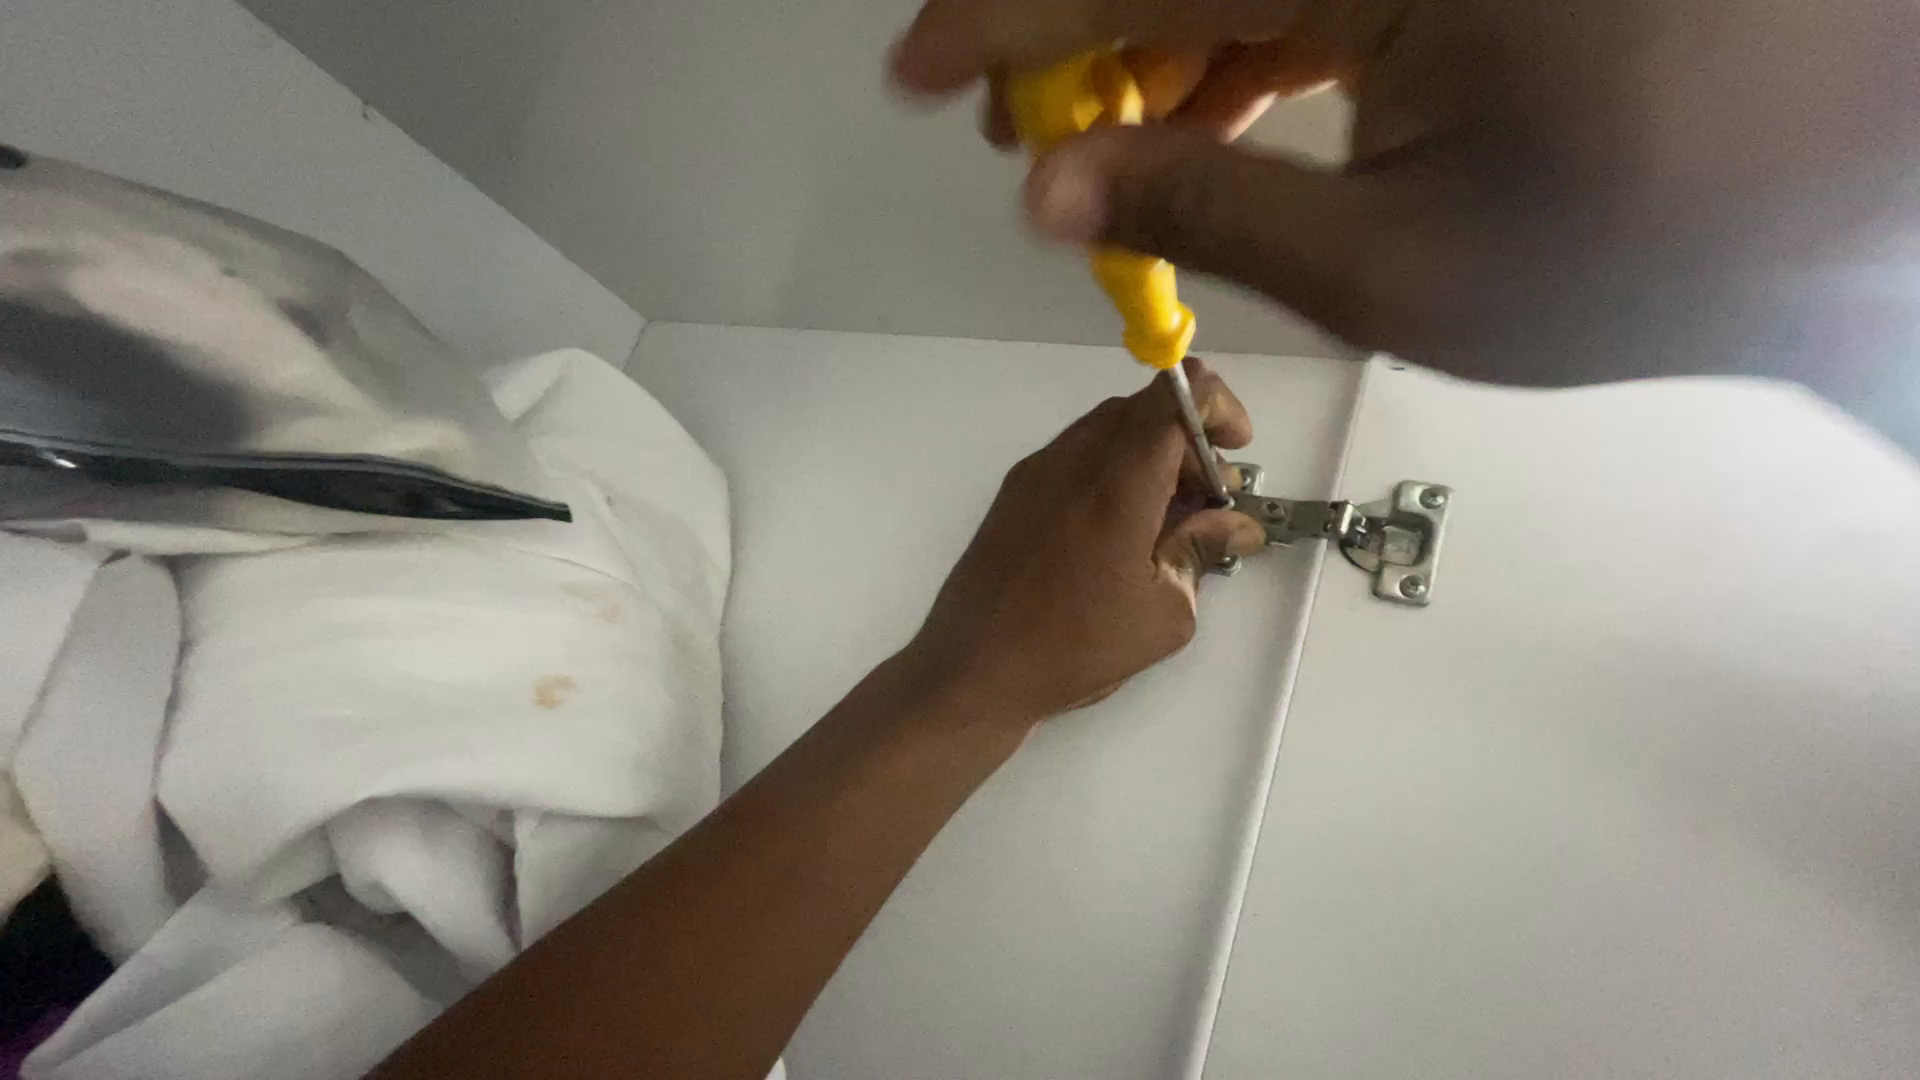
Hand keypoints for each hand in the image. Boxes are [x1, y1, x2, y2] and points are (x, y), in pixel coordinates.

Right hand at [891, 0, 1919, 413]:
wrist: (1854, 195)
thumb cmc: (1629, 255)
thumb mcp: (1386, 269)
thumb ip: (1204, 213)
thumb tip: (1048, 194)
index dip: (1008, 22)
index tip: (912, 72)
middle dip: (1066, 33)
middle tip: (1006, 128)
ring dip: (1136, 44)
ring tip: (1084, 140)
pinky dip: (1217, 45)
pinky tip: (1187, 112)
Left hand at [899, 359, 1264, 727]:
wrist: (973, 667)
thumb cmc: (1075, 648)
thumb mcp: (1162, 613)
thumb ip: (1201, 552)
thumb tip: (1235, 526)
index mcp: (1116, 482)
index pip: (1174, 395)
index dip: (1216, 406)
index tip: (1235, 450)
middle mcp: (1071, 461)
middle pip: (1142, 411)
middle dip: (1188, 441)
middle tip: (1207, 502)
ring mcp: (1035, 473)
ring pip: (1106, 431)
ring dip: (1148, 457)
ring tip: (1165, 521)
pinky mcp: (1013, 494)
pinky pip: (1075, 457)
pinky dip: (1111, 471)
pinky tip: (1118, 530)